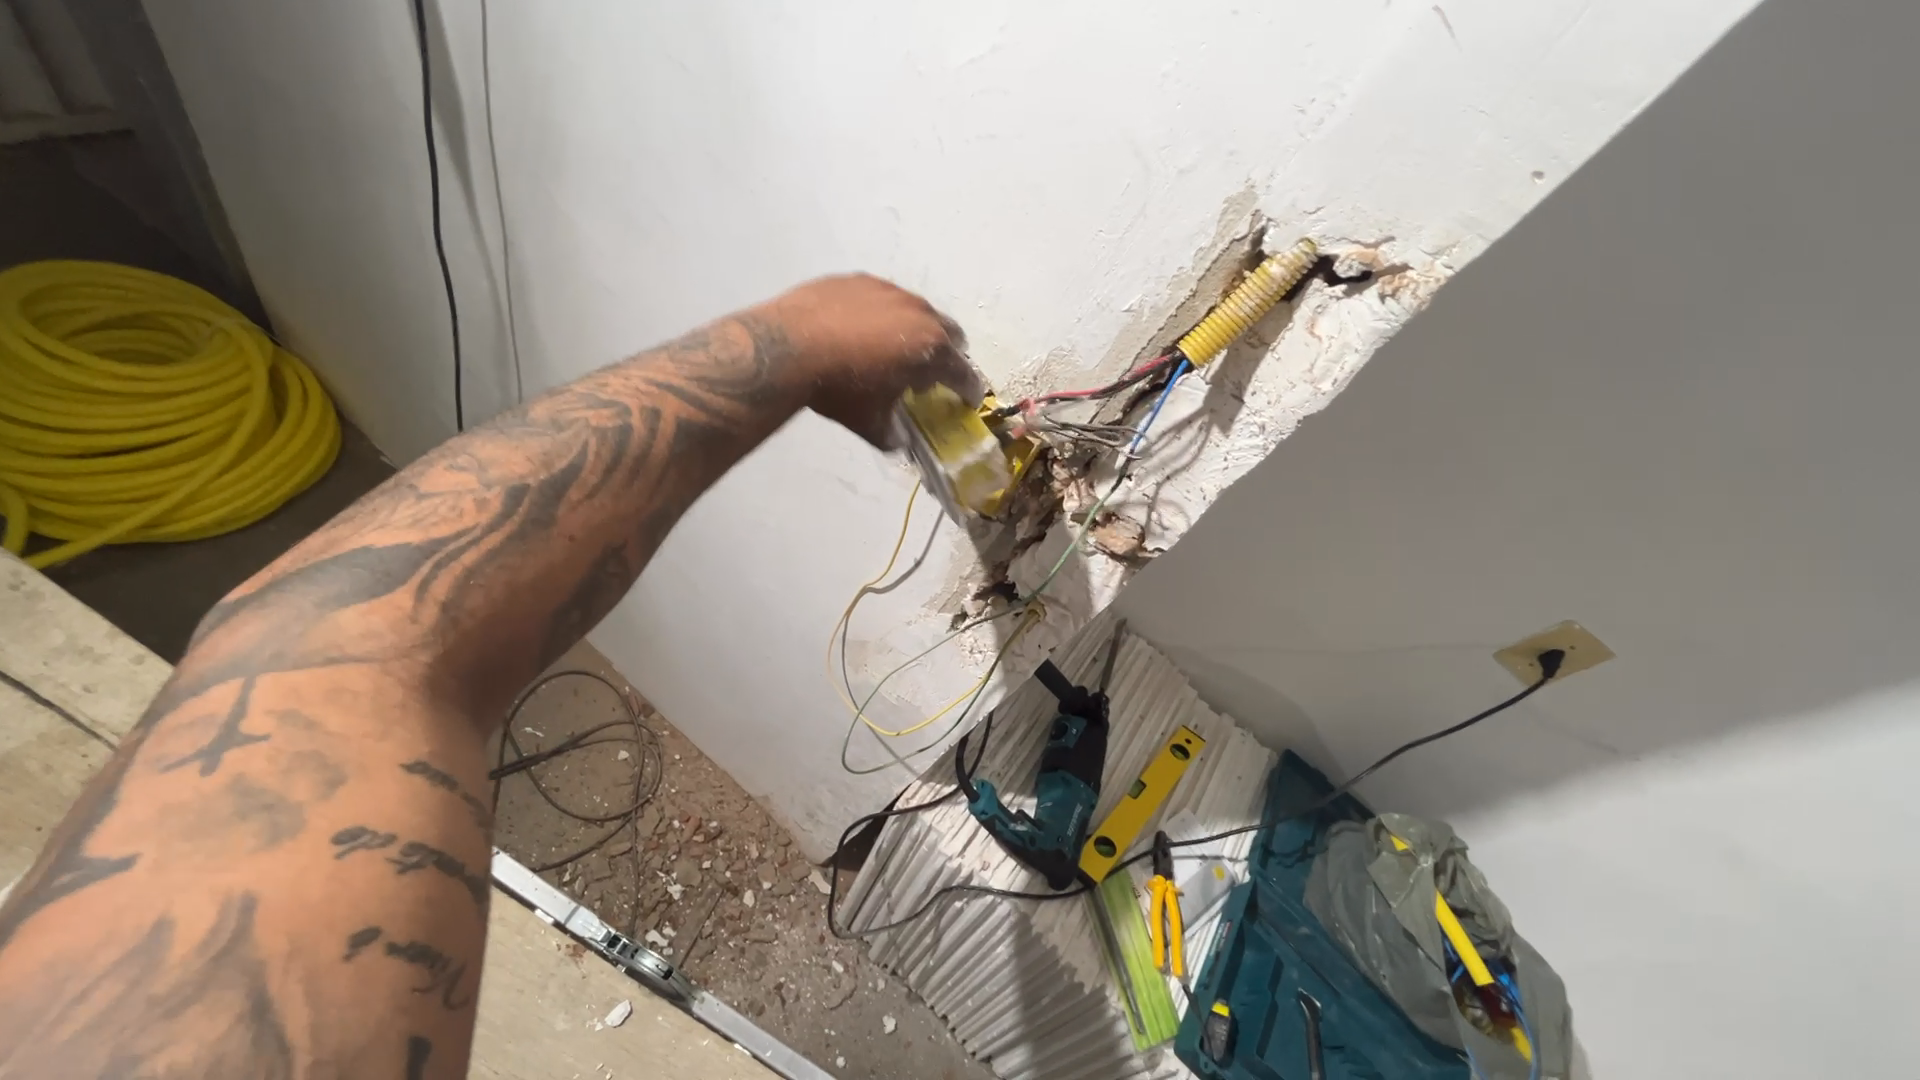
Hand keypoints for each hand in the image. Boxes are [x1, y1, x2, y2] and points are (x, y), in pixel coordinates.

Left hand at [754, 274, 979, 448]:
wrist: (786, 347)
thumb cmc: (839, 389)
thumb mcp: (869, 422)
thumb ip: (892, 434)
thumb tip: (898, 442)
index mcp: (931, 349)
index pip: (963, 373)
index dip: (969, 389)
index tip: (970, 398)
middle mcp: (919, 313)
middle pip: (949, 333)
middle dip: (946, 354)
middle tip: (928, 374)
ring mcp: (889, 291)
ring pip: (915, 310)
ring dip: (914, 331)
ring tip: (890, 350)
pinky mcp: (858, 280)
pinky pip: (881, 299)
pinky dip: (881, 316)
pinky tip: (859, 330)